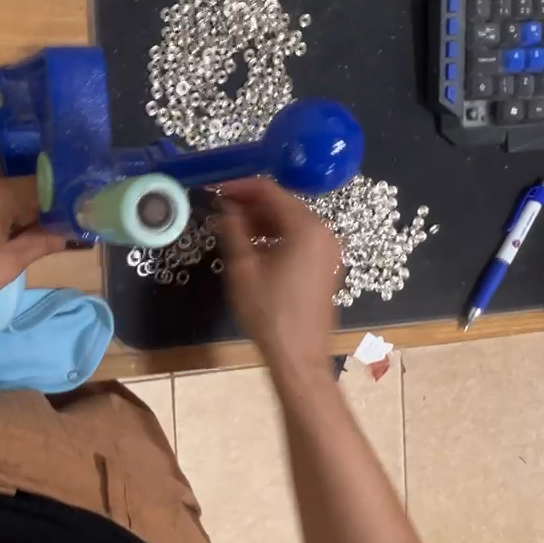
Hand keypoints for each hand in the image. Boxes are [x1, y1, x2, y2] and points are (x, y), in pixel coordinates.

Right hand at [217, 177, 340, 370]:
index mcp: (306, 227)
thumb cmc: (268, 312)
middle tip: (220, 210)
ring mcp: (328, 249)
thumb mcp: (243, 268)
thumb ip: (233, 229)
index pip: (270, 190)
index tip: (215, 190)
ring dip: (262, 220)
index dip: (240, 187)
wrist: (298, 355)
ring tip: (232, 228)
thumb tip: (226, 206)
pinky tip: (254, 246)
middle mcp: (323, 231)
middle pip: (283, 203)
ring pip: (291, 221)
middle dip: (250, 204)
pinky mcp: (326, 265)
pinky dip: (276, 235)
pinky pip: (299, 238)